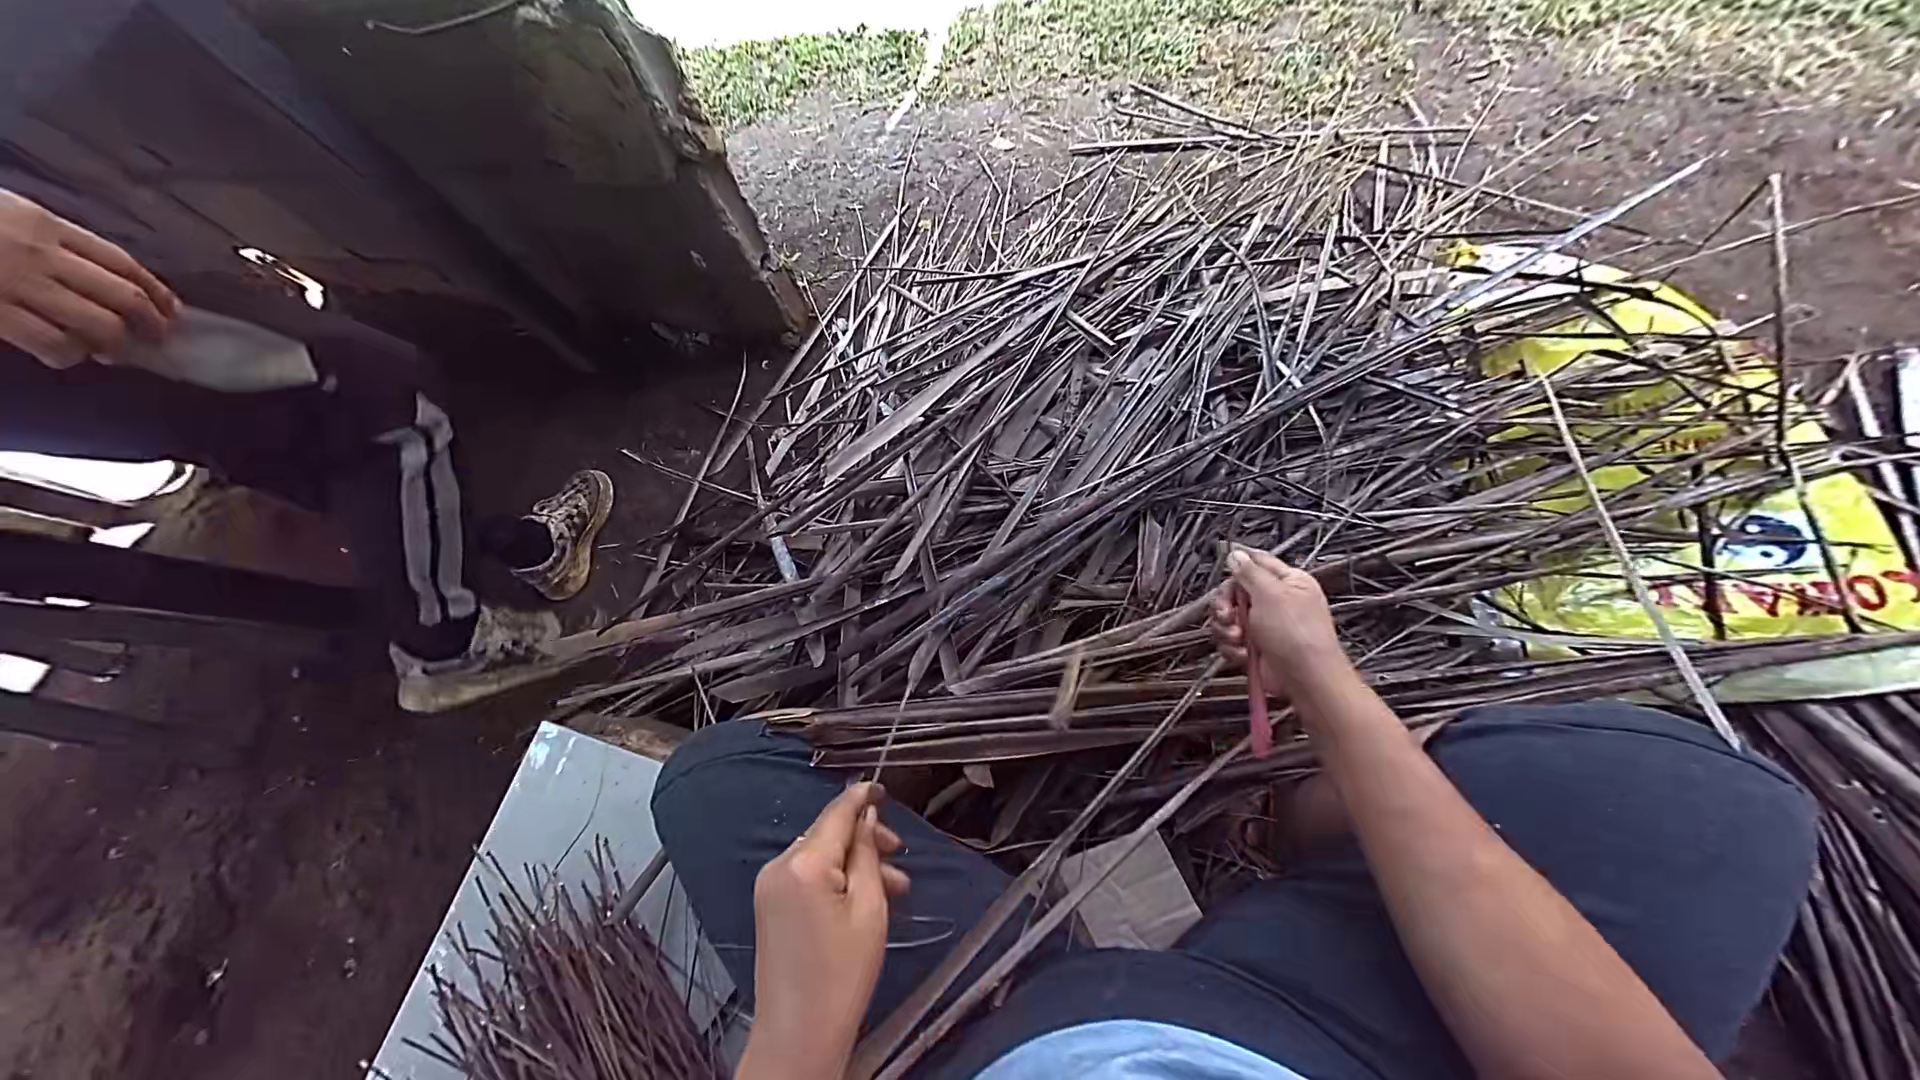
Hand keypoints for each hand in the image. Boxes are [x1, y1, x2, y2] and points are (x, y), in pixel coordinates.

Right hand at [0, 190, 177, 368]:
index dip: (156, 292)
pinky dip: (69, 354)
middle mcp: (36, 252)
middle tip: (155, 338)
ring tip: (112, 352)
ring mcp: (12, 281)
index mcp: (39, 221)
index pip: (122, 263)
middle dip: (150, 323)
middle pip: (123, 297)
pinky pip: (51, 341)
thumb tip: (86, 272)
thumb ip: (39, 235)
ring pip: (99, 324)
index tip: (171, 311)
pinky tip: (66, 356)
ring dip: (115, 344)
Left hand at [740, 781, 910, 1079]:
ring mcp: (769, 885)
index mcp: (803, 864)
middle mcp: (778, 865)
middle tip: (899, 854)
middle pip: (828, 833)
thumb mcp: (869, 908)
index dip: (861, 796)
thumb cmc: (843, 974)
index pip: (836, 813)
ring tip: (892, 886)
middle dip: (865, 839)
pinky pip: (808, 874)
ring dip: (854, 862)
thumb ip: (866, 853)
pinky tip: (864, 895)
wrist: (798, 1037)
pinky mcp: (769, 903)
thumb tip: (866, 816)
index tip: (883, 786)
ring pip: (820, 854)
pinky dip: (835, 877)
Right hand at [1210, 546, 1349, 698]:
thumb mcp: (1271, 594)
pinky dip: (1231, 648)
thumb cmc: (1299, 635)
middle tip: (1230, 614)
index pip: (1255, 563)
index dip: (1238, 568)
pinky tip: (1243, 653)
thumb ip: (1249, 572)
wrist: (1305, 678)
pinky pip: (1228, 641)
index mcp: (1287, 582)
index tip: (1227, 575)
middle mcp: (1275, 602)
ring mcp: (1263, 625)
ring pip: (1226, 618)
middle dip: (1225, 605)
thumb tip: (1235, 554)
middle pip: (1233, 592)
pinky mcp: (1253, 647)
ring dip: (1226, 629)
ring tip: (1240, 638)